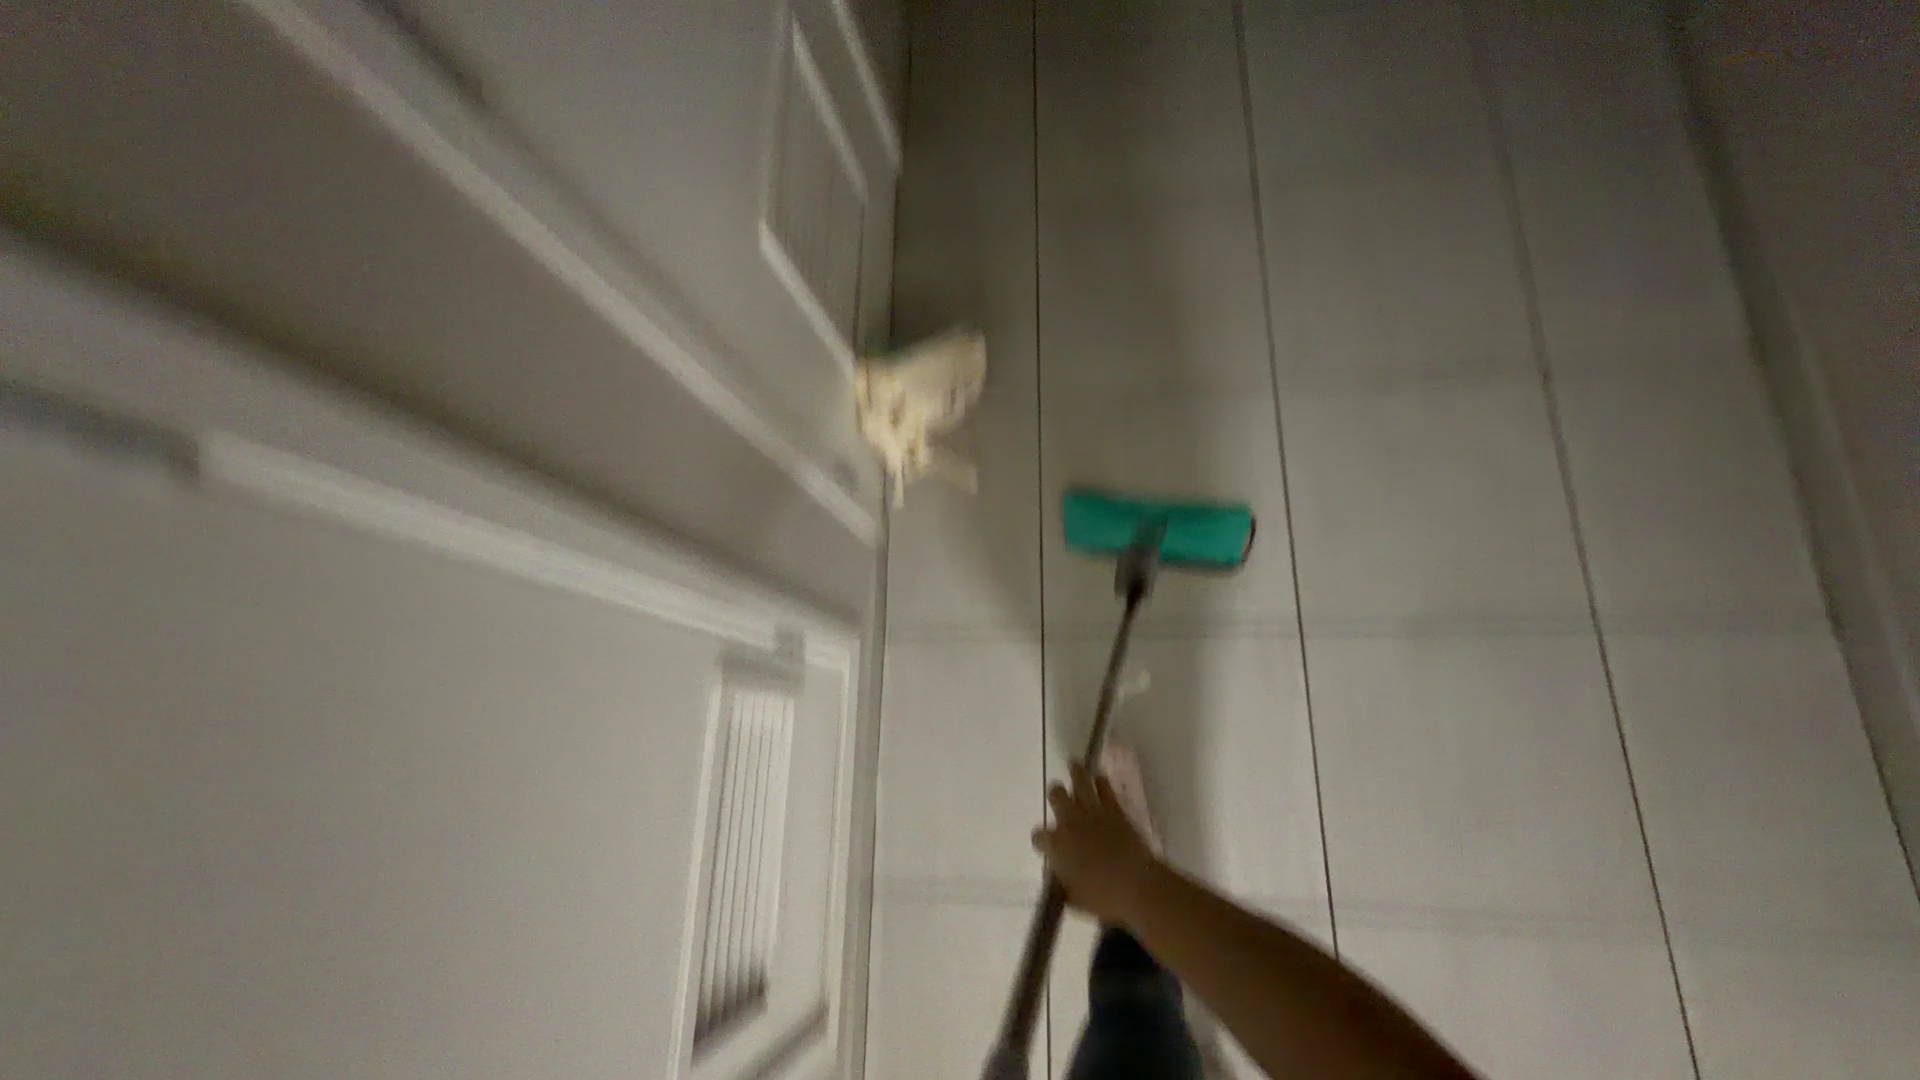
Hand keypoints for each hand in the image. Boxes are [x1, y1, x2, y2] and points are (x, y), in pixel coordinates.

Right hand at [1031, 763, 1162, 925]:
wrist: (1137, 885)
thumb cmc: (1103, 897)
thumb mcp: (1075, 900)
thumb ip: (1063, 886)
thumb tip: (1060, 881)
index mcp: (1057, 845)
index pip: (1038, 836)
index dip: (1040, 839)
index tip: (1044, 844)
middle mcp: (1071, 823)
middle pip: (1057, 797)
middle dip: (1056, 794)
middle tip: (1058, 792)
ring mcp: (1093, 813)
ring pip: (1080, 783)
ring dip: (1076, 773)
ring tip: (1074, 762)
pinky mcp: (1114, 810)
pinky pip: (1105, 789)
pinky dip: (1101, 781)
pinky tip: (1100, 776)